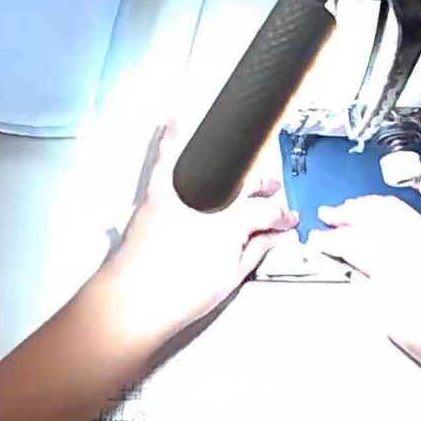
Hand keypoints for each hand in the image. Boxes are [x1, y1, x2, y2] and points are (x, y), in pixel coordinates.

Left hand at [74, 122, 296, 350]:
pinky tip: (171, 121)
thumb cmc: (180, 291)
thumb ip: (255, 249)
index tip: (288, 220)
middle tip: (273, 191)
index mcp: (233, 222)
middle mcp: (208, 202)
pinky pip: (164, 160)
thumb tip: (273, 236)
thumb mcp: (230, 276)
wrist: (131, 299)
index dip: (282, 215)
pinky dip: (168, 139)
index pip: (267, 210)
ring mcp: (180, 195)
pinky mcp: (154, 196)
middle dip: (263, 188)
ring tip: (247, 174)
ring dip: (234, 170)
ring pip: (215, 172)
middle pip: (244, 186)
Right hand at [305, 179, 420, 408]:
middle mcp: (415, 242)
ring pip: (396, 207)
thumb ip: (369, 291)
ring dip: (371, 203)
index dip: (328, 241)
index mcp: (394, 265)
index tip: (316, 240)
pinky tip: (420, 183)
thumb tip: (356, 273)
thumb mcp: (393, 325)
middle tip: (328, 216)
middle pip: (370, 217)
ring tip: (355, 204)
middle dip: (345, 214)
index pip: (350, 243)